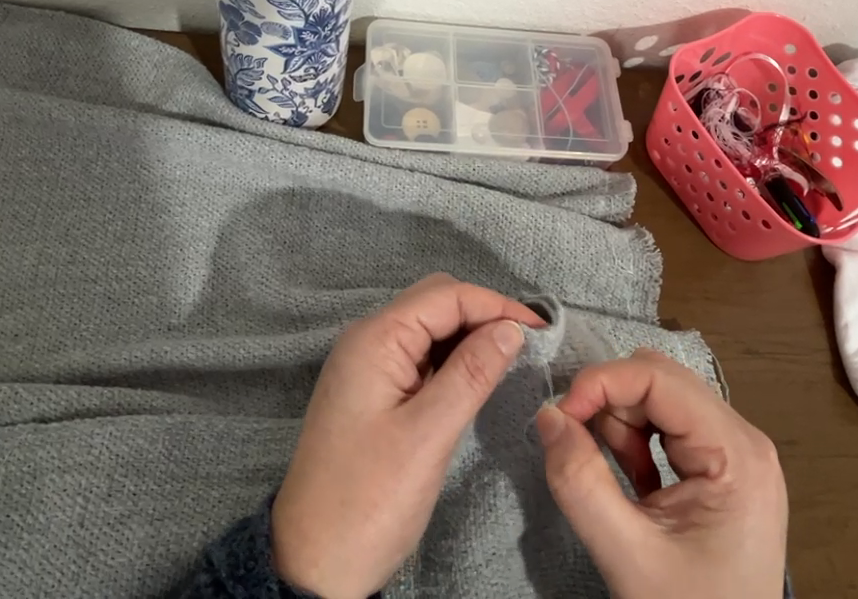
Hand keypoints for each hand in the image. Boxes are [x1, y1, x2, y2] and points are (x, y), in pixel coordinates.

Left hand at [272, 274, 544, 597]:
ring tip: (512, 360)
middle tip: (530, 346)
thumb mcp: (428, 436)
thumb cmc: (368, 500)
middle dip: (483, 315)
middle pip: (435, 302)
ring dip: (469, 336)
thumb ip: (471, 374)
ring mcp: (367, 365)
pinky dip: (451, 359)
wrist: (313, 562)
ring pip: (428, 328)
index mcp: (375, 339)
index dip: (496, 305)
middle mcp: (367, 339)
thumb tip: (511, 328)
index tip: (544, 330)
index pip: (445, 295)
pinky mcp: (372, 390)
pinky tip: (476, 378)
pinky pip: (418, 356)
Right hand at [536, 348, 787, 598]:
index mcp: (736, 454)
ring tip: (613, 475)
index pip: (658, 378)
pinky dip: (636, 440)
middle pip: (660, 379)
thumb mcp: (626, 555)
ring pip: (660, 397)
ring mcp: (737, 452)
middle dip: (610, 402)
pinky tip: (632, 480)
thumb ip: (580, 482)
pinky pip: (669, 425)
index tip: (559, 415)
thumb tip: (547, 415)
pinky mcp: (723, 467)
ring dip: (621, 422)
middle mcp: (744, 439)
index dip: (602, 383)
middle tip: (580, 445)